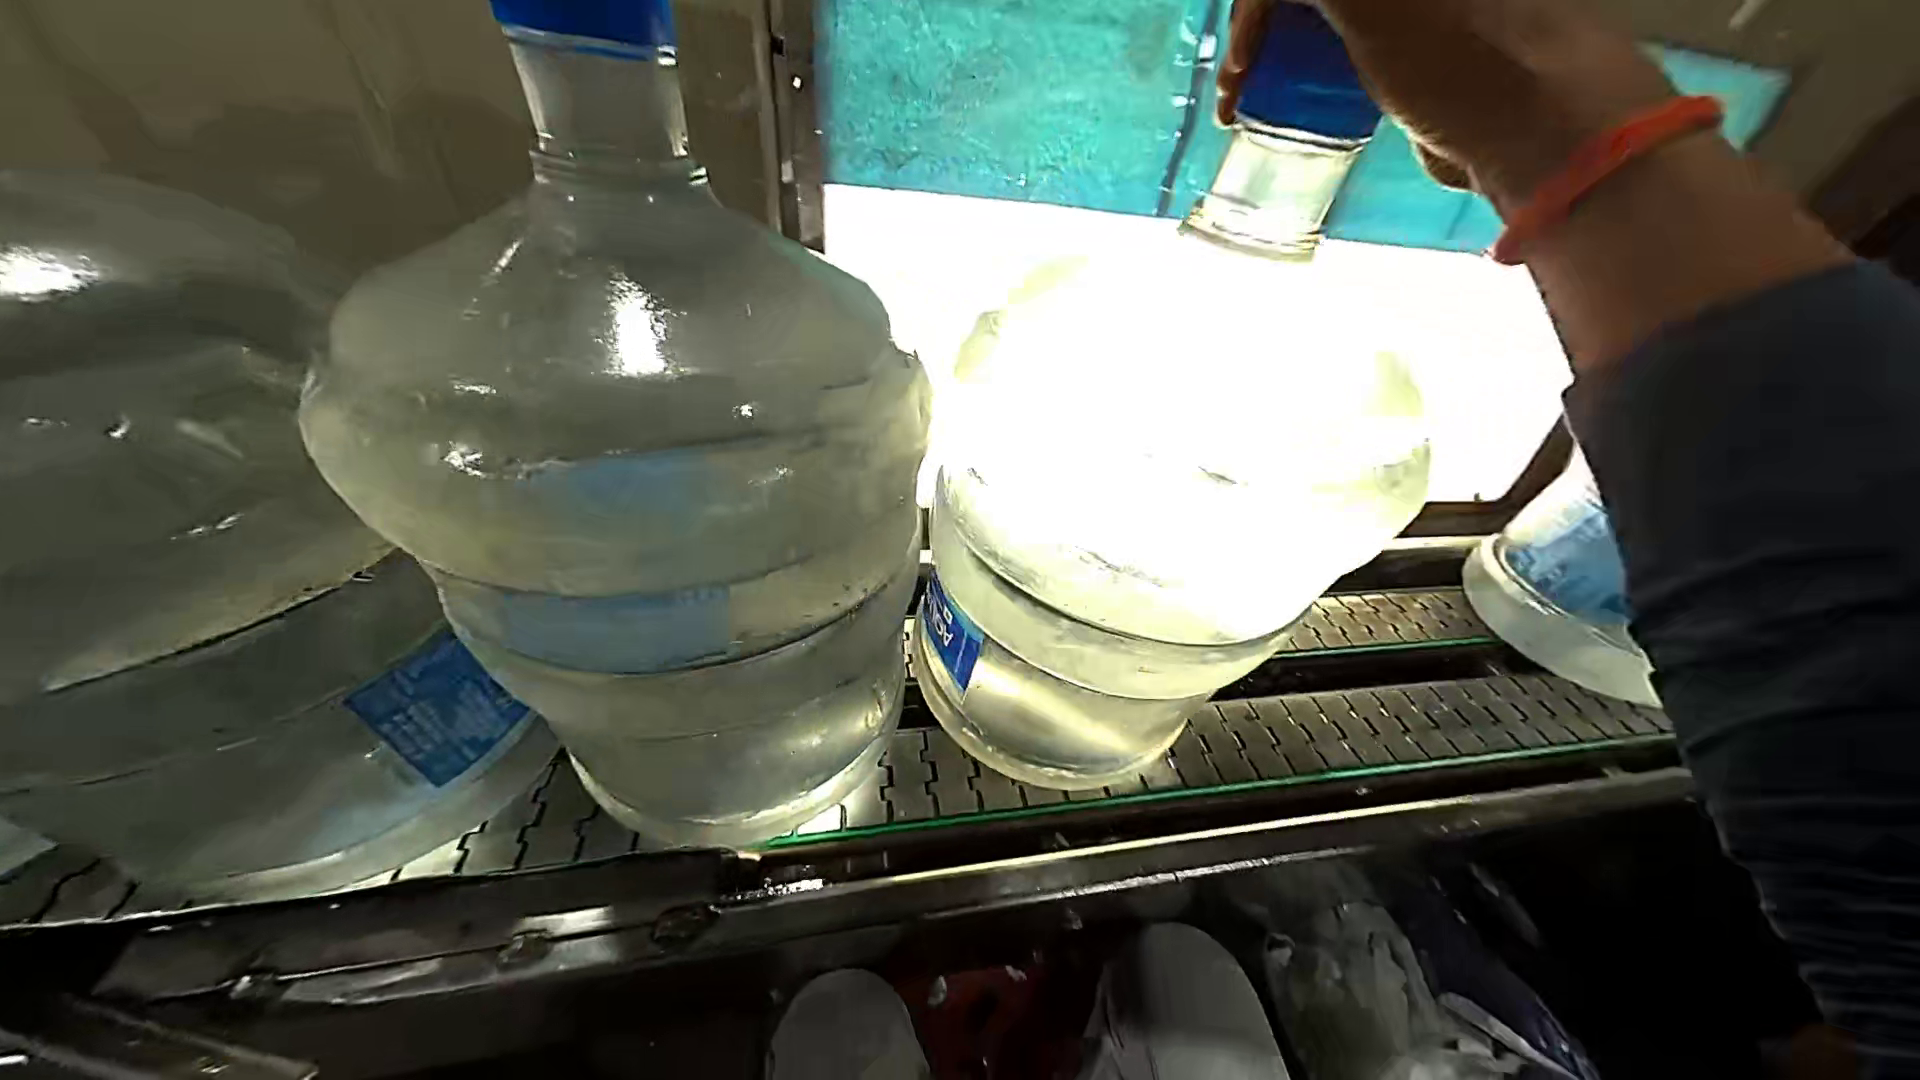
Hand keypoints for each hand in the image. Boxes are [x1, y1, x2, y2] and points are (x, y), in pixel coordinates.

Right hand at [1217, 0, 1677, 209]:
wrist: (1517, 123)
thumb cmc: (1450, 60)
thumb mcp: (1373, 7)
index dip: (1255, 9)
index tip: (1240, 60)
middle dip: (1252, 34)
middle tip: (1230, 90)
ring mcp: (1394, 11)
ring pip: (1305, 22)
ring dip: (1261, 60)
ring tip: (1237, 107)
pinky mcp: (1393, 52)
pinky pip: (1324, 50)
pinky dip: (1289, 76)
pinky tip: (1272, 106)